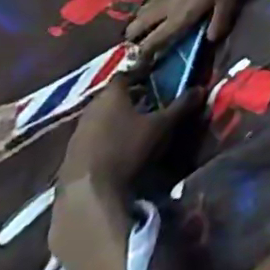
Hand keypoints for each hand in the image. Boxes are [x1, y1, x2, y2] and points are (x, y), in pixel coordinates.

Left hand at [59, 73, 202, 193]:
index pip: (125, 75)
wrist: (87, 193)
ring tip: (132, 129)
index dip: (139, 76)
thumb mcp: (160, 127)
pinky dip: (102, 140)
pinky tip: (114, 152)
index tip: (152, 81)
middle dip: (127, 99)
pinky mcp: (69, 156)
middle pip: (111, 96)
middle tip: (146, 104)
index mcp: (112, 94)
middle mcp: (91, 107)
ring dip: (113, 120)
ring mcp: (77, 133)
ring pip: (98, 118)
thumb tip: (201, 88)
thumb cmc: (126, 149)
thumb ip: (180, 107)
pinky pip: (89, 139)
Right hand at [126, 0, 260, 55]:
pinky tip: (159, 11)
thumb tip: (210, 41)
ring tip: (141, 32)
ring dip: (139, 22)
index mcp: (179, 15)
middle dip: (133, 37)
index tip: (136, 64)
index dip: (144, 53)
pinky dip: (150, 9)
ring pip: (144, 10)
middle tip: (133, 48)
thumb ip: (219, 24)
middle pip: (139, 23)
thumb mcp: (228, 2)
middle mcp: (166, 5)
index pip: (155, 39)